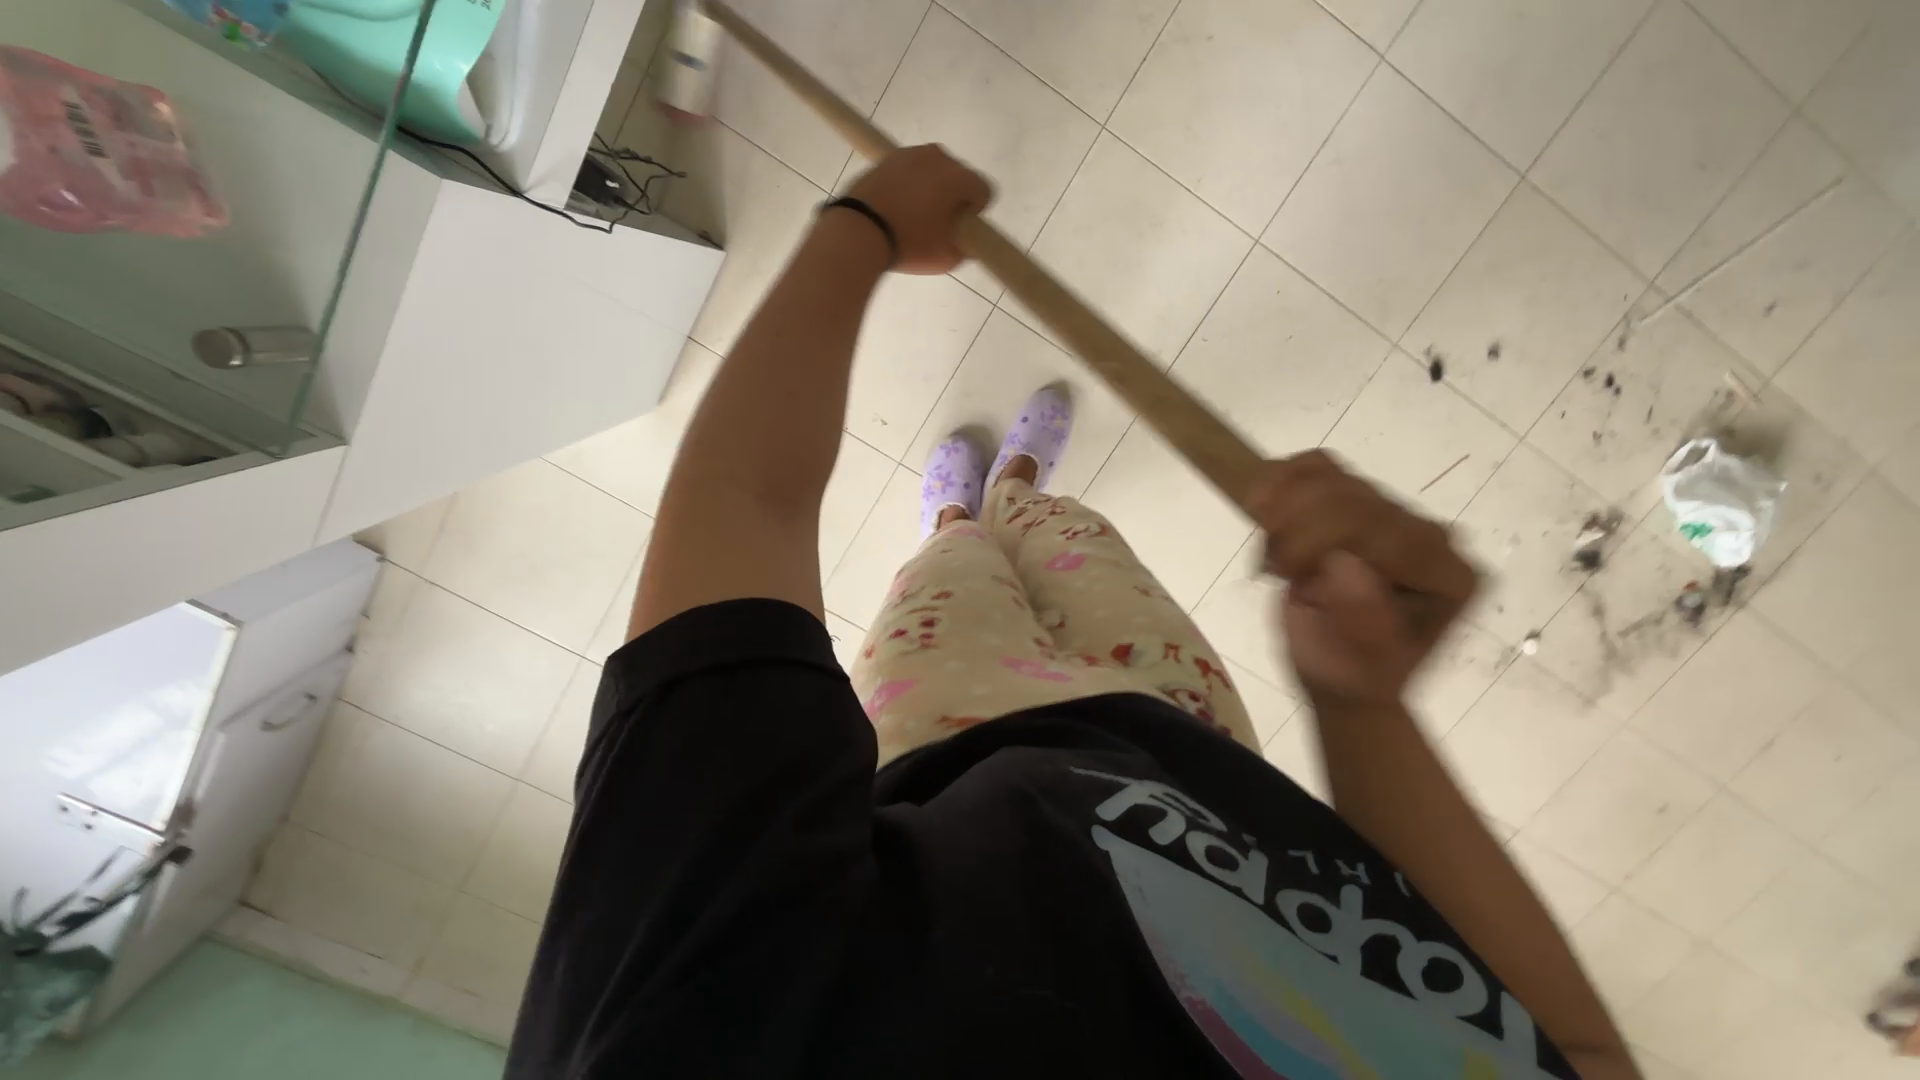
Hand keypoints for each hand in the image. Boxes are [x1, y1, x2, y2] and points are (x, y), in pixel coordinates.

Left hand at [841, 145, 992, 273]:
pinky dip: (908, 185)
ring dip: (931, 188)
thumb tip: (964, 239)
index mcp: (959, 177)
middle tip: (936, 224)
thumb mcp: (948, 258)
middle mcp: (939, 156)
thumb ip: (965, 246)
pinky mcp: (887, 157)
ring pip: (933, 171)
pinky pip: (909, 171)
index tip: (960, 229)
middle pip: (958, 177)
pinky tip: (897, 206)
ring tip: (913, 215)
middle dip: (953, 197)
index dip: (976, 213)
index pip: (984, 190)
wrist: (858, 230)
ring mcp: (911, 153)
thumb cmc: (910, 244)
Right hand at [1248, 451, 1478, 707]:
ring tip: (1277, 558)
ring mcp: (1393, 514)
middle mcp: (1431, 536)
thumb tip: (1343, 564)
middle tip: (1278, 573)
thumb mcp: (1359, 669)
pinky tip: (1264, 512)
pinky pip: (1318, 467)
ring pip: (1331, 477)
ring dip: (1285, 513)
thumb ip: (1361, 619)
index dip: (1325, 541)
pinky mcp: (1357, 502)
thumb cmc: (1352, 676)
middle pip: (1356, 499)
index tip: (1285, 574)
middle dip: (1300, 532)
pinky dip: (1281, 481)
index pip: (1389, 531)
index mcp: (1448, 574)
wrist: (1342, 674)